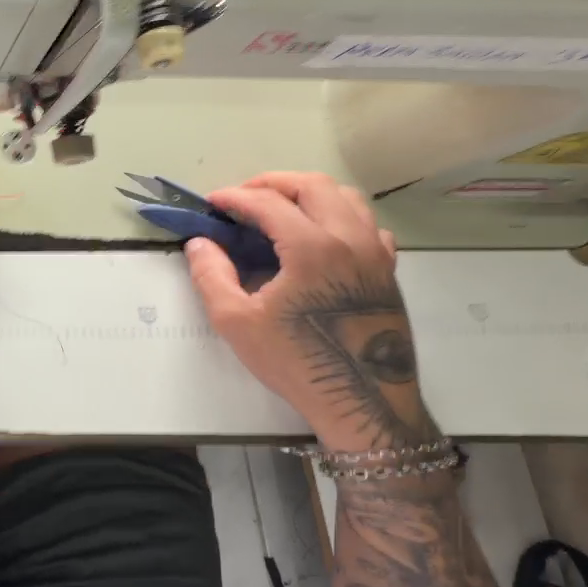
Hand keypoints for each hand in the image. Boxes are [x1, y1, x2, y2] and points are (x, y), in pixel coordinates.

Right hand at [184, 172, 435, 451]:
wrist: (363, 402)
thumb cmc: (295, 360)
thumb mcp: (235, 321)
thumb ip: (212, 274)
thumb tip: (200, 242)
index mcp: (313, 248)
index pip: (268, 203)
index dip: (234, 197)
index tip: (210, 203)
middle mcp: (351, 240)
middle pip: (313, 186)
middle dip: (272, 184)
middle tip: (242, 198)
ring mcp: (377, 254)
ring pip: (346, 199)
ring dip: (307, 195)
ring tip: (277, 211)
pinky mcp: (388, 272)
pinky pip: (368, 226)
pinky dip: (338, 217)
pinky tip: (317, 238)